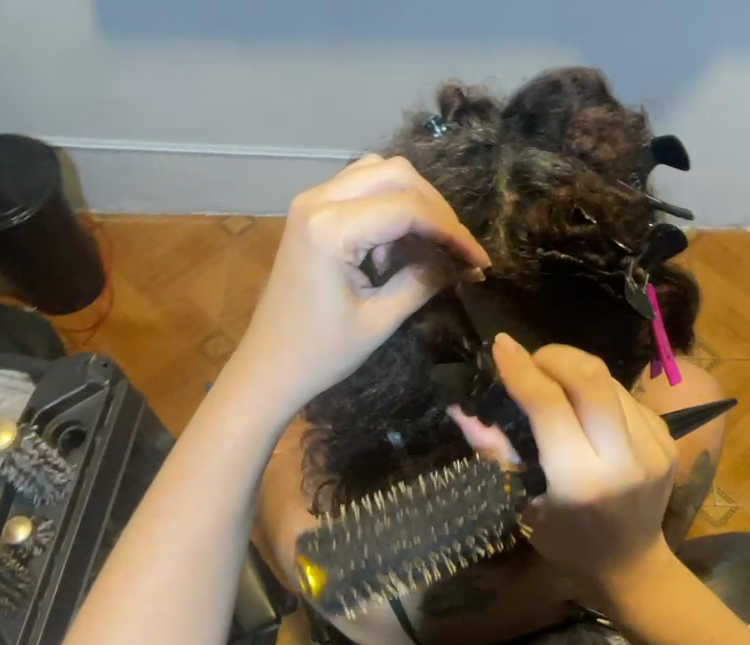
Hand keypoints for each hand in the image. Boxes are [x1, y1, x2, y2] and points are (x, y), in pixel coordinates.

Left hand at [226, 155, 488, 411]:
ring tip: (432, 245)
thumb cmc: (321, 353)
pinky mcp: (310, 213)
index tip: (479, 261)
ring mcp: (310, 202)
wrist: (270, 366)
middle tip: (459, 249)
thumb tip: (462, 264)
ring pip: (377, 172)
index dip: (451, 231)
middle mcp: (317, 201)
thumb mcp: (379, 321)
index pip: (407, 208)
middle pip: (395, 173)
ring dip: (413, 201)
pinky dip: (388, 206)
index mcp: (331, 229)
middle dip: (436, 208)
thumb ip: (422, 281)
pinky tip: (396, 248)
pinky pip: (359, 189)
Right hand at [487, 335, 680, 596]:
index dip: (521, 370)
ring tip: (554, 386)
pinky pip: (628, 398)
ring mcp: (653, 448)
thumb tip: (461, 409)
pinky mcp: (668, 440)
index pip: (549, 405)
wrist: (630, 564)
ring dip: (576, 373)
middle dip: (555, 356)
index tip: (500, 347)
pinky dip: (599, 394)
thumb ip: (496, 452)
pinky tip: (585, 411)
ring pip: (610, 382)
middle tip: (531, 361)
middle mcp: (623, 460)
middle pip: (591, 377)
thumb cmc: (565, 542)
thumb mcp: (523, 504)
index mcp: (579, 482)